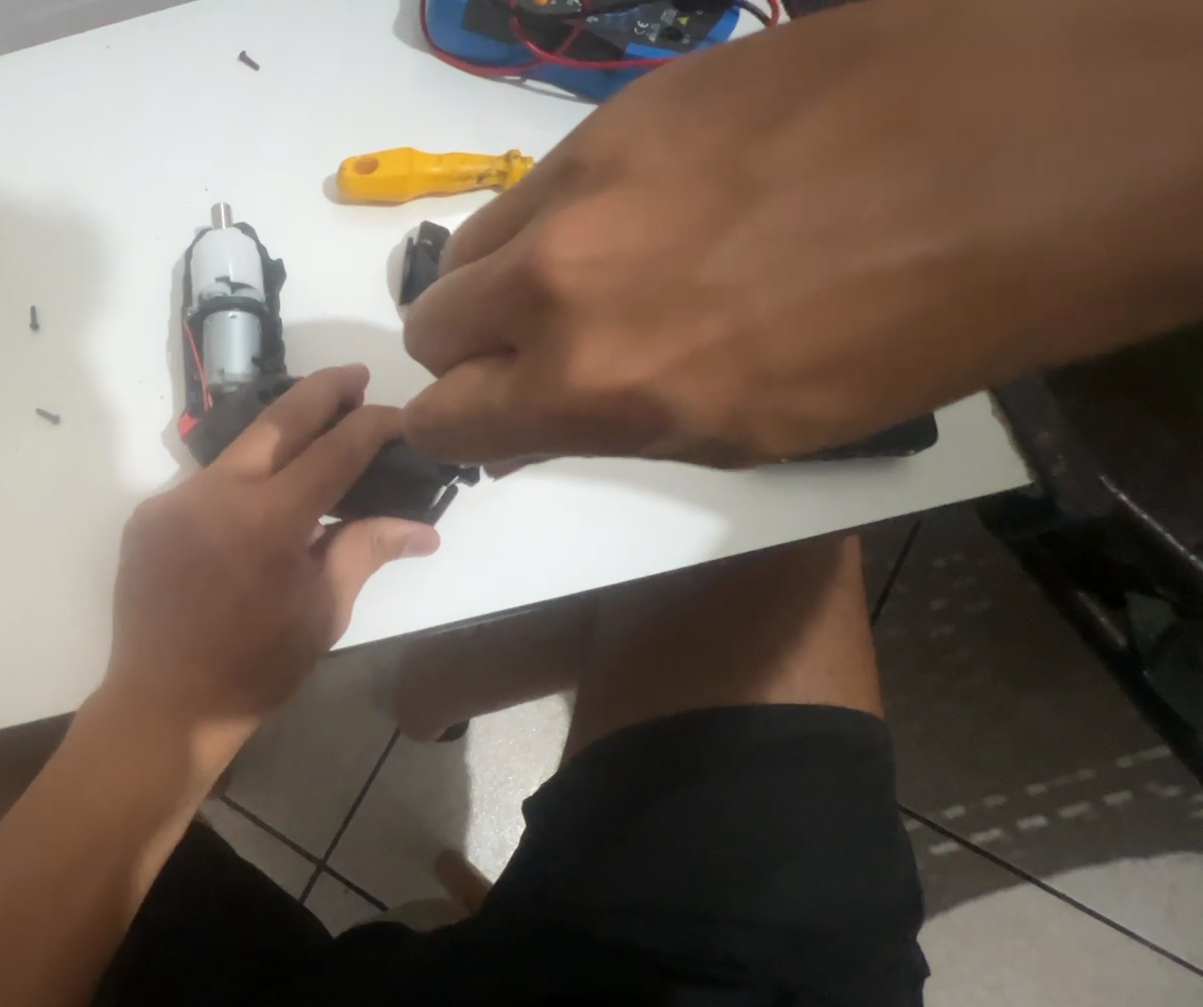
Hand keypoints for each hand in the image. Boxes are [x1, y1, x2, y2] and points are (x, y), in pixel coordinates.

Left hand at [97, 365, 439, 735]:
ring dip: (276, 444)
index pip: (333, 453)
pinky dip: (237, 486)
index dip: (371, 428)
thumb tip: (423, 528)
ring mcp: (171, 502)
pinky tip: (255, 508)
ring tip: (310, 445)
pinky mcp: (146, 518)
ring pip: (236, 454)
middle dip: (321, 393)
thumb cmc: (256, 668)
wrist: (164, 703)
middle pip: (276, 422)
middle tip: (354, 377)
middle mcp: (213, 494)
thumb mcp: (323, 611)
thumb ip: (365, 551)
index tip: (399, 416)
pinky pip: (203, 487)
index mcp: (266, 521)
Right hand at [402, 0, 1202, 466]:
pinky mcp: (619, 109)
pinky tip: (636, 215)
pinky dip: (554, 221)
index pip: (438, 420)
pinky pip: (532, 188)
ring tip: (584, 281)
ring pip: (465, 252)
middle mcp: (556, 282)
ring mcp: (582, 183)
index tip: (481, 422)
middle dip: (466, 355)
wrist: (1041, 148)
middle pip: (429, 328)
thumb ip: (596, 427)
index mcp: (593, 383)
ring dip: (500, 284)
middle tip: (529, 354)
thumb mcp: (735, 433)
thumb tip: (517, 424)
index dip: (453, 429)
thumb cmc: (900, 332)